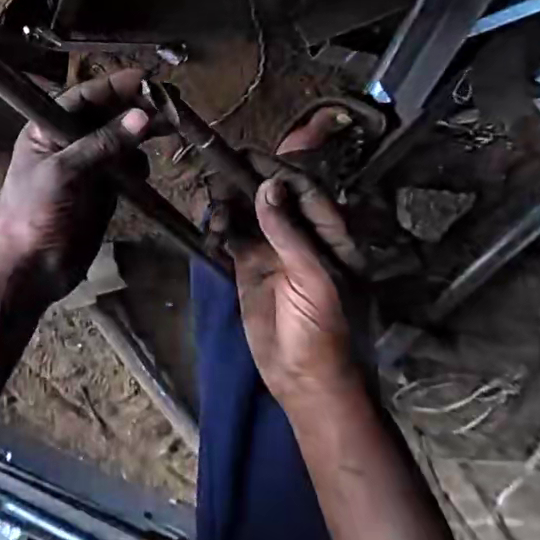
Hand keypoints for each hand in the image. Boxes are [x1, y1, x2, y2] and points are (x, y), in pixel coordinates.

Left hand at [0, 69, 153, 307]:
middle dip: (137, 107)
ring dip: (143, 132)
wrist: (29, 271)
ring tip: (170, 128)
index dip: (116, 86)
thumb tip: (142, 117)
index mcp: (48, 128)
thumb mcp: (64, 172)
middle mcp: (69, 140)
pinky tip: (142, 171)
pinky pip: (127, 165)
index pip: (86, 96)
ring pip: (121, 138)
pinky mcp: (103, 187)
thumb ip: (103, 144)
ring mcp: (88, 164)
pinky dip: (138, 163)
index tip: (148, 80)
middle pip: (108, 113)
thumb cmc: (34, 214)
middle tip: (171, 103)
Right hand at [229, 172, 367, 405]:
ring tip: (212, 205)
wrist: (307, 384)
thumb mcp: (315, 279)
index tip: (248, 156)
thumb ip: (289, 232)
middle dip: (245, 181)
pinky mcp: (249, 266)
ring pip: (248, 212)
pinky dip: (219, 226)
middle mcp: (300, 235)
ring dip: (228, 202)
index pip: (303, 190)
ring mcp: (272, 250)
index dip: (276, 170)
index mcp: (329, 234)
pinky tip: (211, 228)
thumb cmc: (326, 331)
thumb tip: (267, 186)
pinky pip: (232, 235)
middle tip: (218, 171)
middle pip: (270, 196)